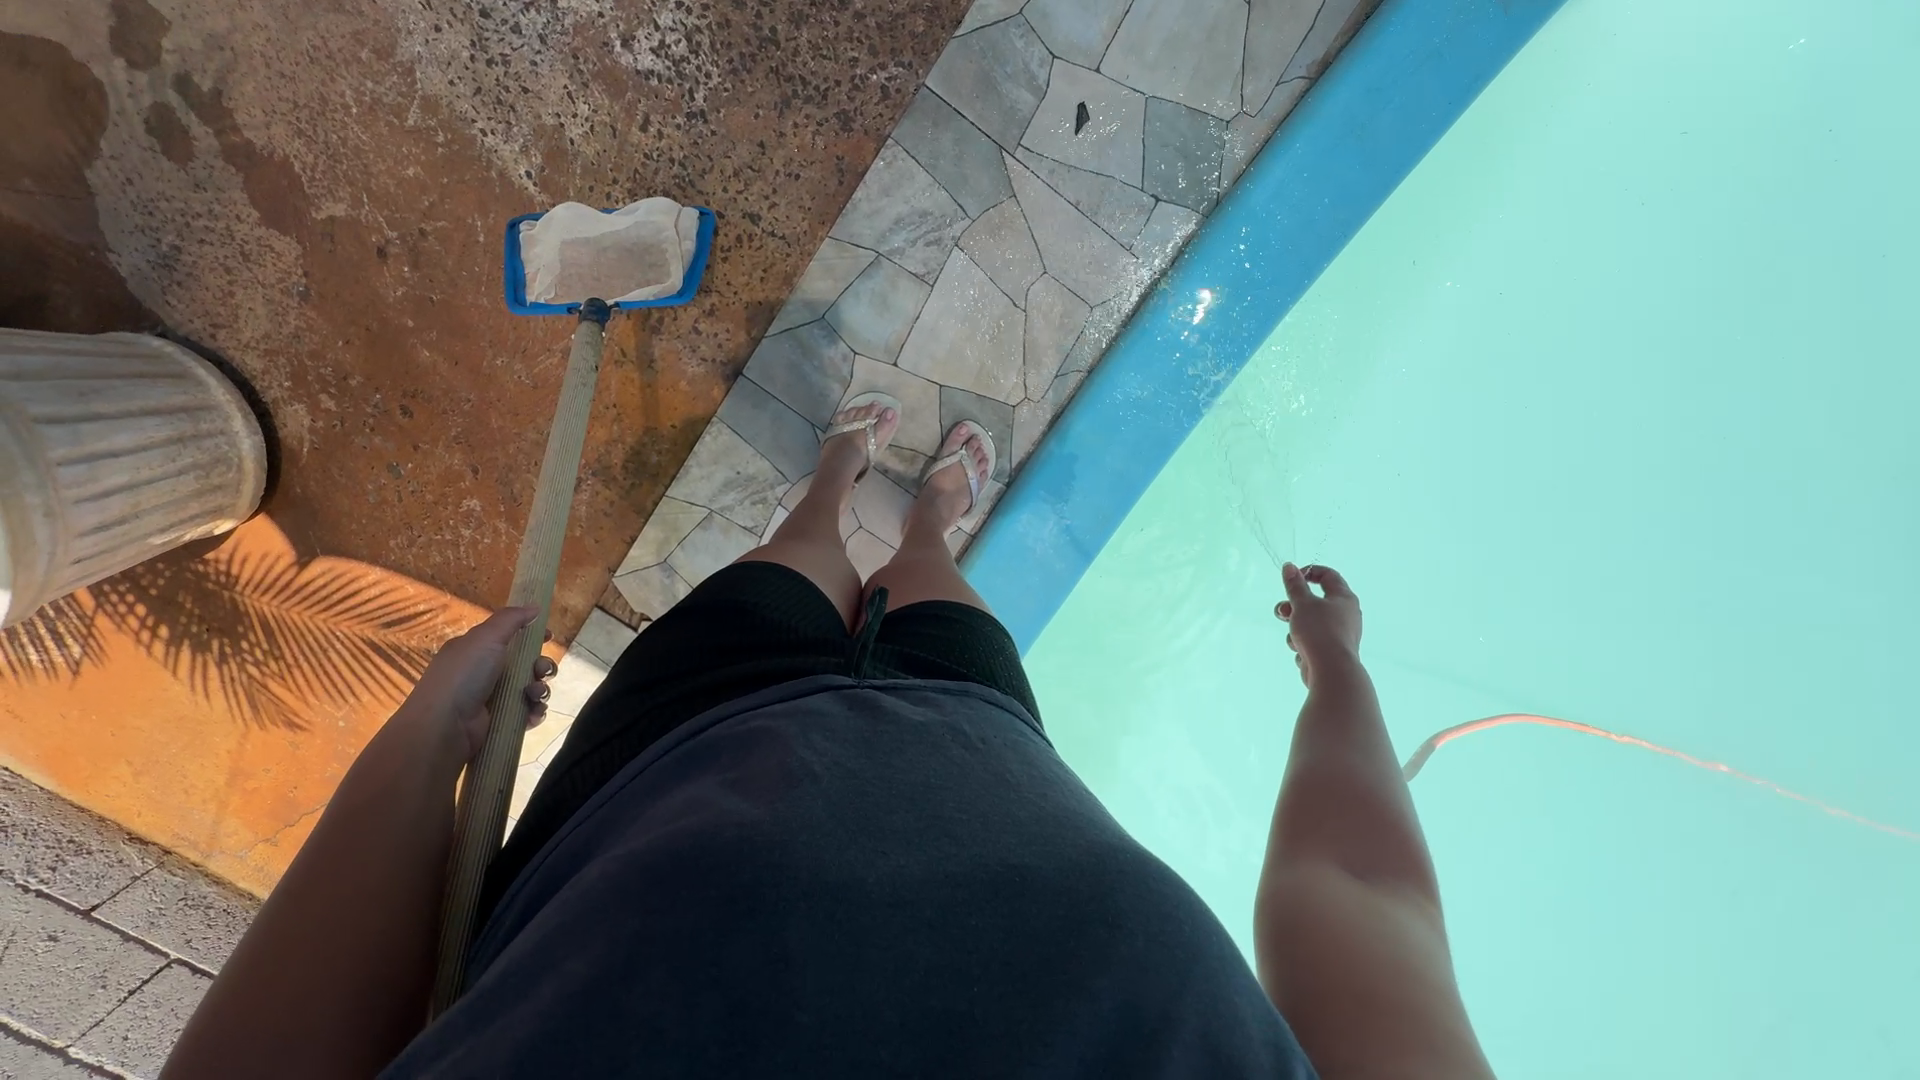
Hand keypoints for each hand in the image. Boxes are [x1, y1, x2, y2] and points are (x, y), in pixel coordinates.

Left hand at [402, 607, 558, 758]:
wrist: (445, 726)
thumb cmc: (463, 676)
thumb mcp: (485, 638)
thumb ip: (511, 619)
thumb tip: (535, 606)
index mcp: (477, 651)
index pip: (510, 638)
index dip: (531, 635)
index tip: (548, 636)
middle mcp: (485, 673)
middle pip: (527, 664)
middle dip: (542, 666)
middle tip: (540, 671)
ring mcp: (493, 699)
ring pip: (532, 688)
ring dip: (540, 689)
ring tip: (533, 694)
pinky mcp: (502, 721)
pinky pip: (529, 712)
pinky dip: (535, 711)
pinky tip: (532, 712)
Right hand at [1274, 563, 1361, 687]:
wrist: (1331, 671)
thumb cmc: (1319, 631)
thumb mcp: (1302, 603)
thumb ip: (1294, 585)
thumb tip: (1289, 566)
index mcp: (1343, 598)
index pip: (1328, 575)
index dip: (1308, 572)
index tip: (1291, 579)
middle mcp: (1346, 614)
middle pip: (1316, 600)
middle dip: (1294, 605)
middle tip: (1284, 610)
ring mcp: (1341, 634)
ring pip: (1311, 622)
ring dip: (1296, 626)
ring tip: (1293, 637)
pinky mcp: (1333, 651)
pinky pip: (1313, 640)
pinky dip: (1304, 643)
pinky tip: (1302, 651)